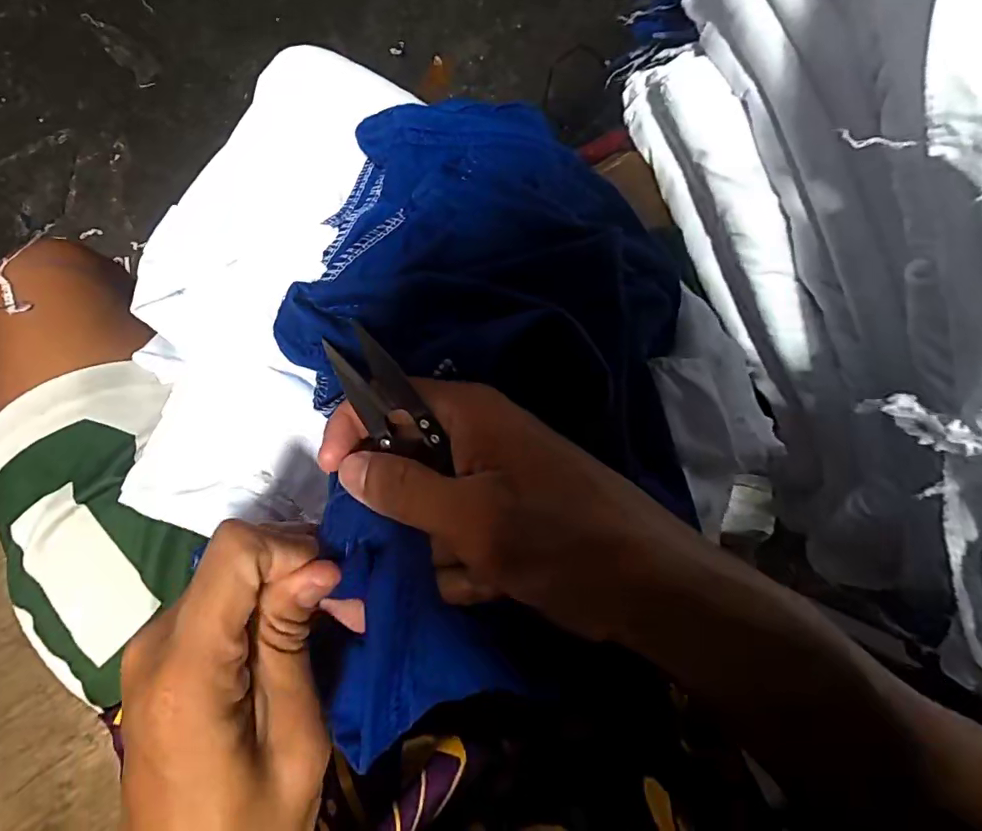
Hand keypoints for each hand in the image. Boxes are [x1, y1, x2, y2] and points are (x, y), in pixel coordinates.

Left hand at [119, 520, 339, 830]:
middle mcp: (154, 642)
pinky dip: (256, 601)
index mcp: (184, 667)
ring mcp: (149, 647)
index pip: (234, 550)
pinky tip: (286, 631)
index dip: (289, 549)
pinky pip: (214, 600)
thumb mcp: (292, 743)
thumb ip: (291, 643)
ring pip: (225, 572)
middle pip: (229, 558)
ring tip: (323, 619)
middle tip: (340, 602)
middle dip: (292, 565)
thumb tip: (319, 564)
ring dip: (278, 583)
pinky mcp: (158, 656)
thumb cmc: (249, 826)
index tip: (330, 584)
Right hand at [316, 379, 706, 641]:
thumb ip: (402, 489)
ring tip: (473, 567)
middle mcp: (478, 434)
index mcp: (468, 412)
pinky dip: (464, 561)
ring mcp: (492, 477)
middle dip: (400, 505)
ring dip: (437, 544)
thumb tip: (347, 466)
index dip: (354, 425)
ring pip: (428, 504)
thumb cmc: (559, 538)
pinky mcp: (505, 515)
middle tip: (407, 540)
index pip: (389, 395)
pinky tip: (492, 582)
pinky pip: (458, 532)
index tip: (332, 474)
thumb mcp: (471, 518)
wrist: (648, 587)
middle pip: (406, 455)